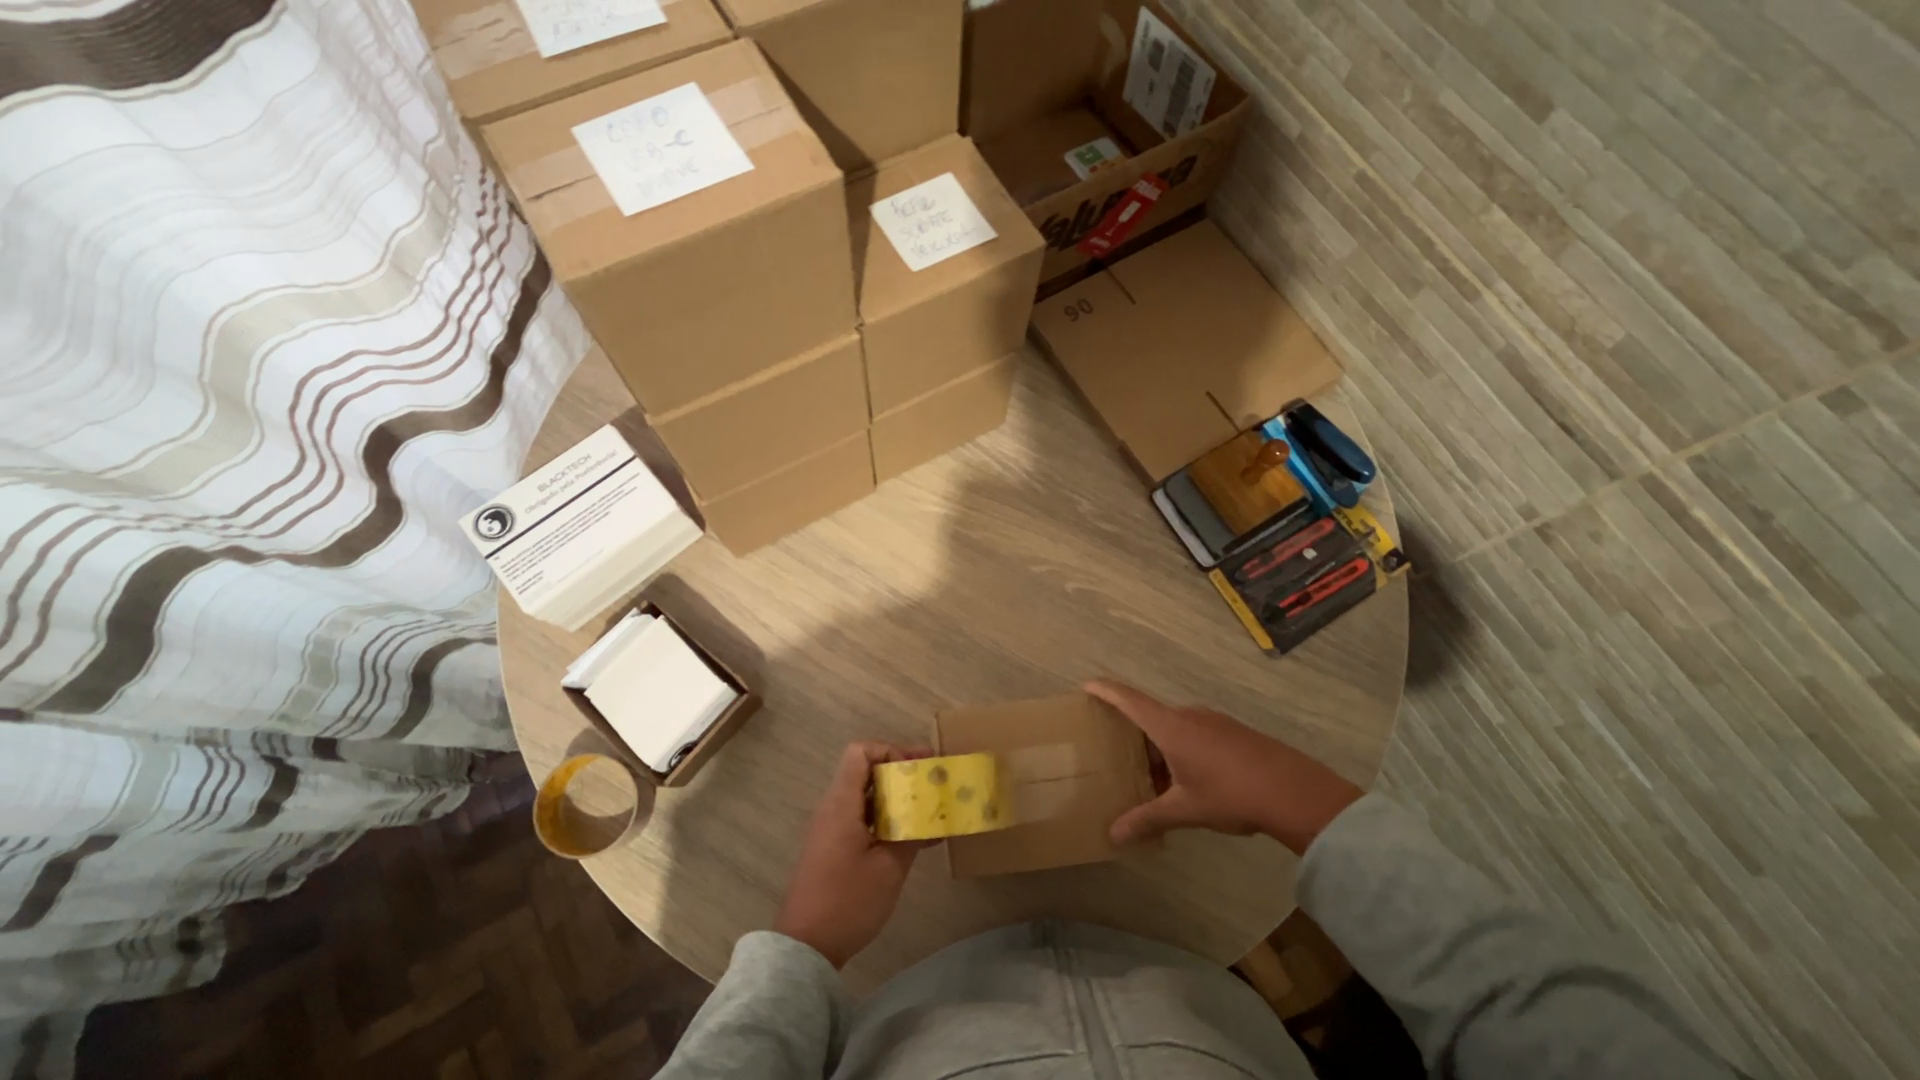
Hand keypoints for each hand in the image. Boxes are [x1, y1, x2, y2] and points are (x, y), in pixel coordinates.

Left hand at [773, 742, 931, 967]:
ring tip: (932, 808)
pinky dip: (888, 819)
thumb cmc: (847, 901)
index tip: (920, 767)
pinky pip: (863, 819)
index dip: (891, 750)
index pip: (861, 751)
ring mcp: (831, 829)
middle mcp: (833, 808)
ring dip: (898, 798)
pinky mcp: (833, 849)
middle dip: (902, 772)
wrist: (806, 946)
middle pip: (866, 771)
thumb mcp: (889, 868)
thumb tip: (935, 817)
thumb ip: (912, 835)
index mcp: (842, 804)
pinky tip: (915, 836)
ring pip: (867, 796)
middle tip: (935, 783)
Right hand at [1088, 680, 1360, 855]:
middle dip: (1132, 735)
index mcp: (1171, 726)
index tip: (1086, 685)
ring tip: (1148, 776)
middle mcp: (1190, 716)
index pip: (1129, 699)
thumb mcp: (1184, 810)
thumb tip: (1113, 835)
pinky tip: (1185, 781)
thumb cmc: (1231, 794)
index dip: (1105, 691)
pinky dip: (1181, 751)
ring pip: (1175, 729)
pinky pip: (1195, 735)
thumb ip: (1147, 820)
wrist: (1295, 792)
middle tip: (1114, 754)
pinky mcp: (1234, 734)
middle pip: (1151, 716)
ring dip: (1159, 748)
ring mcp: (1215, 722)